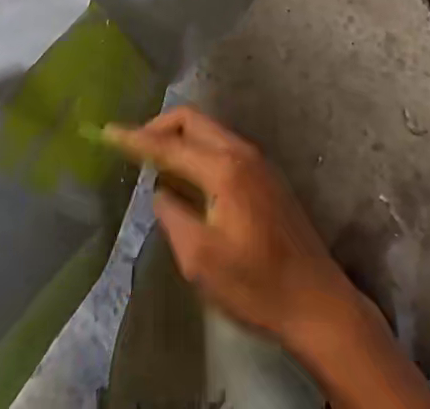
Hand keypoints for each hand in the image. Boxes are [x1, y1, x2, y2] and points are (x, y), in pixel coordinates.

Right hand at [105, 106, 360, 340]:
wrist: (322, 308)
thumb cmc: (258, 287)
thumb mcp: (200, 259)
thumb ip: (171, 215)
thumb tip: (162, 191)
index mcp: (224, 170)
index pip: (168, 144)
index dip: (134, 139)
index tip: (107, 131)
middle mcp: (242, 154)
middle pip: (191, 120)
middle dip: (158, 127)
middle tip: (133, 148)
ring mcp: (260, 163)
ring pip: (208, 130)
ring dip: (179, 138)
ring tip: (156, 163)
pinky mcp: (268, 178)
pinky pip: (222, 146)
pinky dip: (197, 150)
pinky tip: (188, 178)